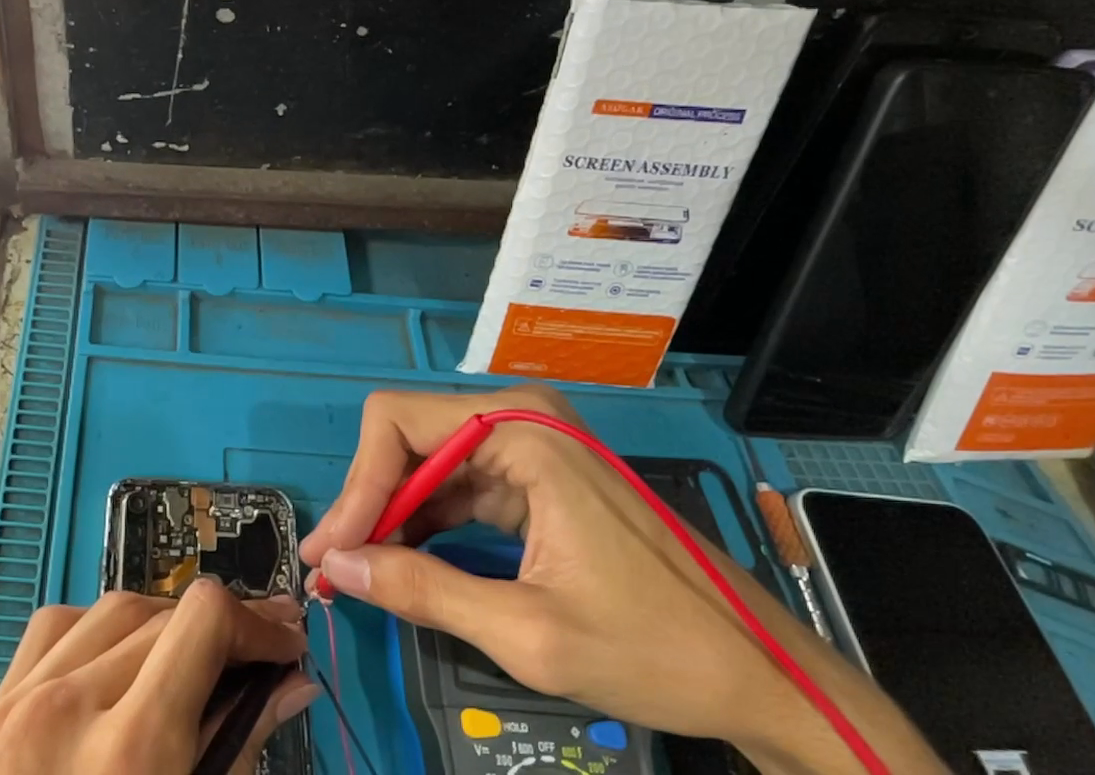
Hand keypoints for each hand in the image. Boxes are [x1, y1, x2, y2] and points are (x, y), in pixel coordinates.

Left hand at [0, 581, 317, 774]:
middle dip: (216, 629)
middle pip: (162, 615)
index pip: (203, 621)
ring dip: (158, 623)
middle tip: (252, 649)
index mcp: (130, 752)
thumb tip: (290, 681)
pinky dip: (95, 629)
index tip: (278, 640)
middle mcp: (68, 713)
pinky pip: (54, 628)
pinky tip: (120, 655)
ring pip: (110, 610)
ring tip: (190, 653)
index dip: (254, 623)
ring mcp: (20, 706)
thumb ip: (242, 740)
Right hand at [301, 385, 945, 774]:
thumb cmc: (655, 650)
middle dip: (366, 503)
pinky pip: (458, 485)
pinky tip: (402, 562)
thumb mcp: (528, 631)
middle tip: (335, 568)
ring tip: (356, 573)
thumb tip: (337, 565)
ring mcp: (532, 445)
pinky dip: (424, 522)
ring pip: (426, 462)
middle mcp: (521, 420)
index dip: (355, 487)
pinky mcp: (538, 476)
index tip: (331, 553)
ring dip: (389, 516)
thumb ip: (422, 589)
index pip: (397, 424)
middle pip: (406, 439)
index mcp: (522, 433)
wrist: (763, 675)